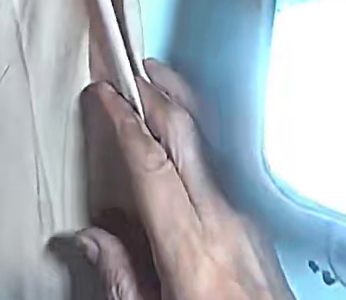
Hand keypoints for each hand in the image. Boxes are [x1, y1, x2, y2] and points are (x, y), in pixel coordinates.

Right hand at [77, 60, 294, 299]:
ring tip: (154, 76)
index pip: (151, 164)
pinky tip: (180, 131)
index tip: (102, 93)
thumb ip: (122, 278)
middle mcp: (225, 223)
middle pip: (187, 134)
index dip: (124, 120)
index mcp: (193, 253)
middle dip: (154, 91)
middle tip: (126, 66)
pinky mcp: (258, 223)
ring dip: (180, 100)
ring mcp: (247, 218)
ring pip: (210, 138)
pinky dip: (196, 131)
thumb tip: (87, 236)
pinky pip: (222, 161)